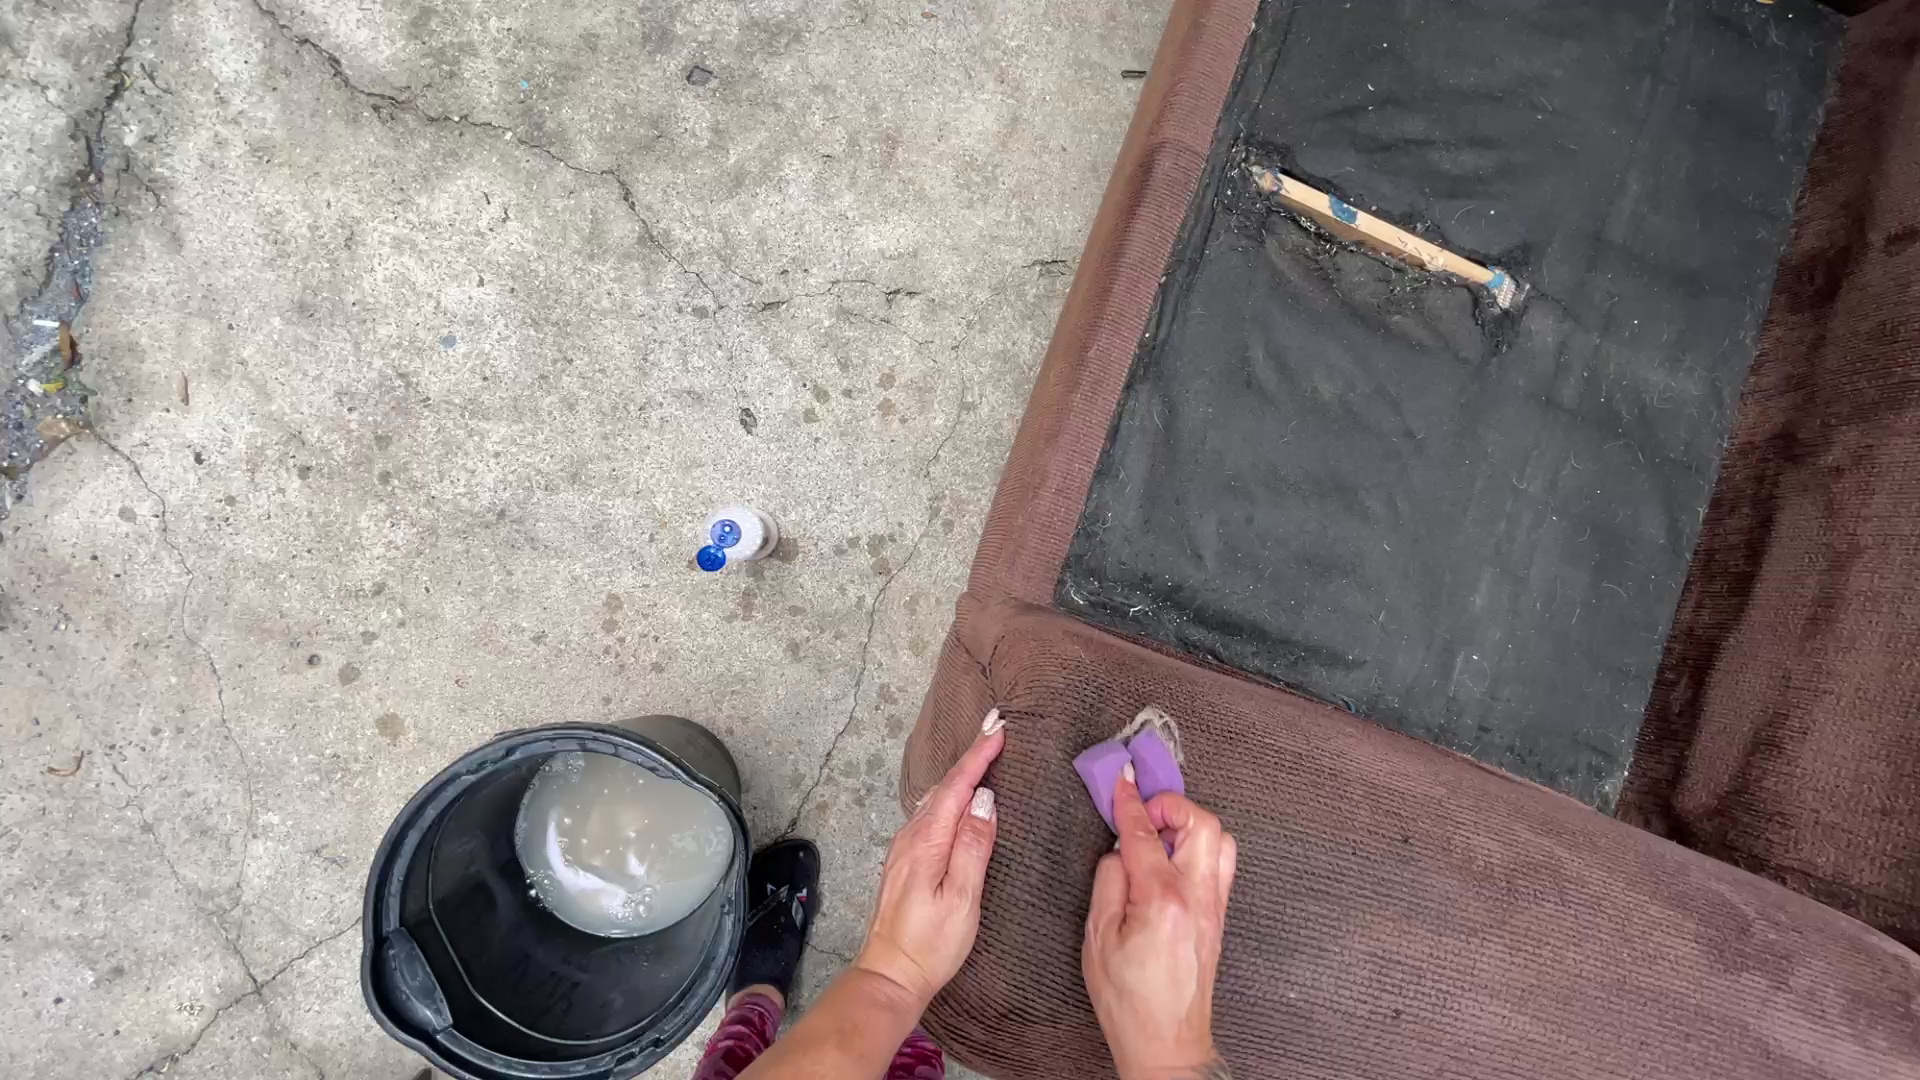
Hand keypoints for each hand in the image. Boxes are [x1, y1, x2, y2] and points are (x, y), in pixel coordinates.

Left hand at [854, 709, 1005, 1008]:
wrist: (889, 974)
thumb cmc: (931, 944)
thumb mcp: (962, 899)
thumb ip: (973, 846)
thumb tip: (985, 800)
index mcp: (928, 840)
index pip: (958, 785)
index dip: (978, 755)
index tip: (998, 728)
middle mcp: (913, 834)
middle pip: (946, 784)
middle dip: (972, 755)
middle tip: (996, 729)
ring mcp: (906, 844)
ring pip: (937, 796)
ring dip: (961, 772)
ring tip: (983, 752)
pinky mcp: (907, 856)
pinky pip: (932, 811)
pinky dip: (950, 792)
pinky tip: (959, 794)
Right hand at [1083, 765, 1237, 1079]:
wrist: (1167, 1045)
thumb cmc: (1126, 997)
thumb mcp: (1098, 936)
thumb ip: (1109, 879)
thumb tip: (1120, 849)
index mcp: (1162, 899)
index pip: (1145, 833)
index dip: (1129, 801)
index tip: (1122, 780)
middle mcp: (1197, 897)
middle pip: (1202, 823)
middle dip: (1170, 805)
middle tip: (1143, 814)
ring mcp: (1214, 907)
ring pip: (1221, 839)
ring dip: (1189, 824)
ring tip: (1159, 834)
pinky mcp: (1218, 916)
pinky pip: (1220, 862)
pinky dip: (1198, 845)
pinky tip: (1172, 858)